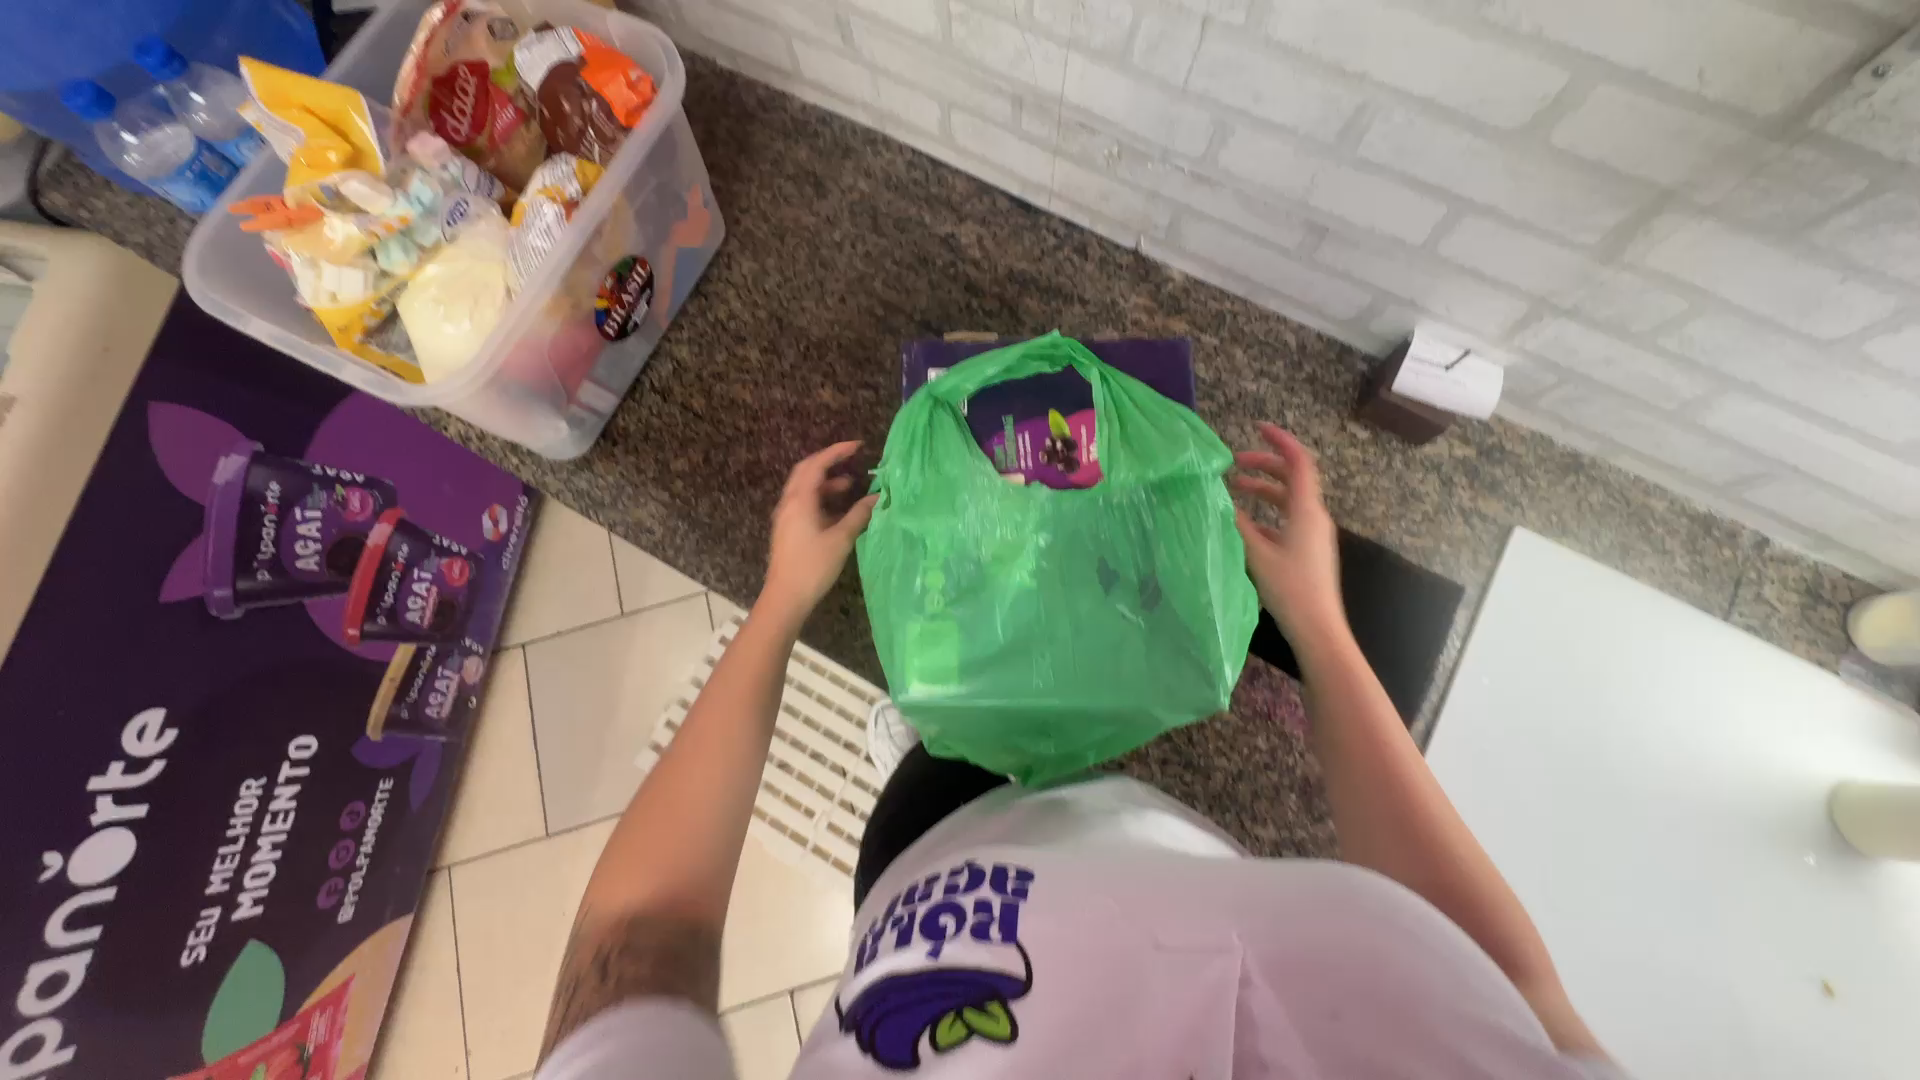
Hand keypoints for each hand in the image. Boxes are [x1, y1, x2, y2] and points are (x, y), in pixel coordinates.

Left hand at [758, 441, 878, 627]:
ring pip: (805, 489)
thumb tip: (877, 498)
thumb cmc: (813, 566)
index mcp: (800, 500)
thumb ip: (858, 515)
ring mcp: (786, 517)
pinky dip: (821, 499)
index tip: (857, 446)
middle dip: (829, 463)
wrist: (785, 597)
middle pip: (806, 472)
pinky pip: (804, 504)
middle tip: (851, 459)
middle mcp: (789, 503)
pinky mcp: (788, 529)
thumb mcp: (841, 539)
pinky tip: (838, 510)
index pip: (817, 465)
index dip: (836, 452)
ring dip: (826, 483)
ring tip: (849, 486)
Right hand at [1231, 424, 1346, 647]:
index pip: (1298, 462)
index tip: (1257, 428)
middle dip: (1264, 465)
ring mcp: (1312, 534)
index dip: (1280, 441)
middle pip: (1292, 478)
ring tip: (1233, 489)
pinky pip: (1286, 519)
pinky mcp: (1307, 549)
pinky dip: (1265, 513)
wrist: (1317, 628)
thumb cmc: (1290, 589)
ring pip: (1288, 500)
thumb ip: (1239, 525)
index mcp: (1306, 511)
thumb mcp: (1257, 554)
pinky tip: (1243, 524)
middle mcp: (1313, 516)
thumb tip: (1221, 502)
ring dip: (1262, 489)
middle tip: (1233, 464)